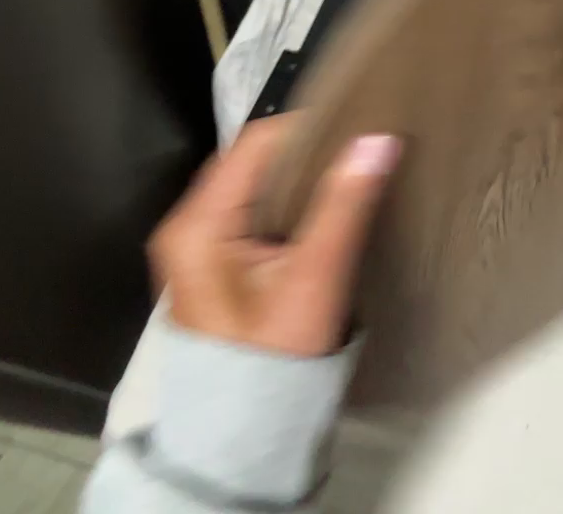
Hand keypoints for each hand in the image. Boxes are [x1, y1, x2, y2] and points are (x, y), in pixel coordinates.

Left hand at [149, 114, 400, 356]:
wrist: (240, 430)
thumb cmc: (275, 358)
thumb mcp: (315, 279)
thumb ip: (343, 207)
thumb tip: (376, 143)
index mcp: (199, 224)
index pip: (254, 145)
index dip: (305, 131)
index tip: (351, 132)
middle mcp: (186, 225)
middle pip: (249, 161)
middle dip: (302, 153)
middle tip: (350, 153)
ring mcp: (193, 242)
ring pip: (250, 182)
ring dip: (293, 176)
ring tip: (339, 175)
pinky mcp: (208, 258)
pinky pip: (246, 207)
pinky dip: (281, 200)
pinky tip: (315, 207)